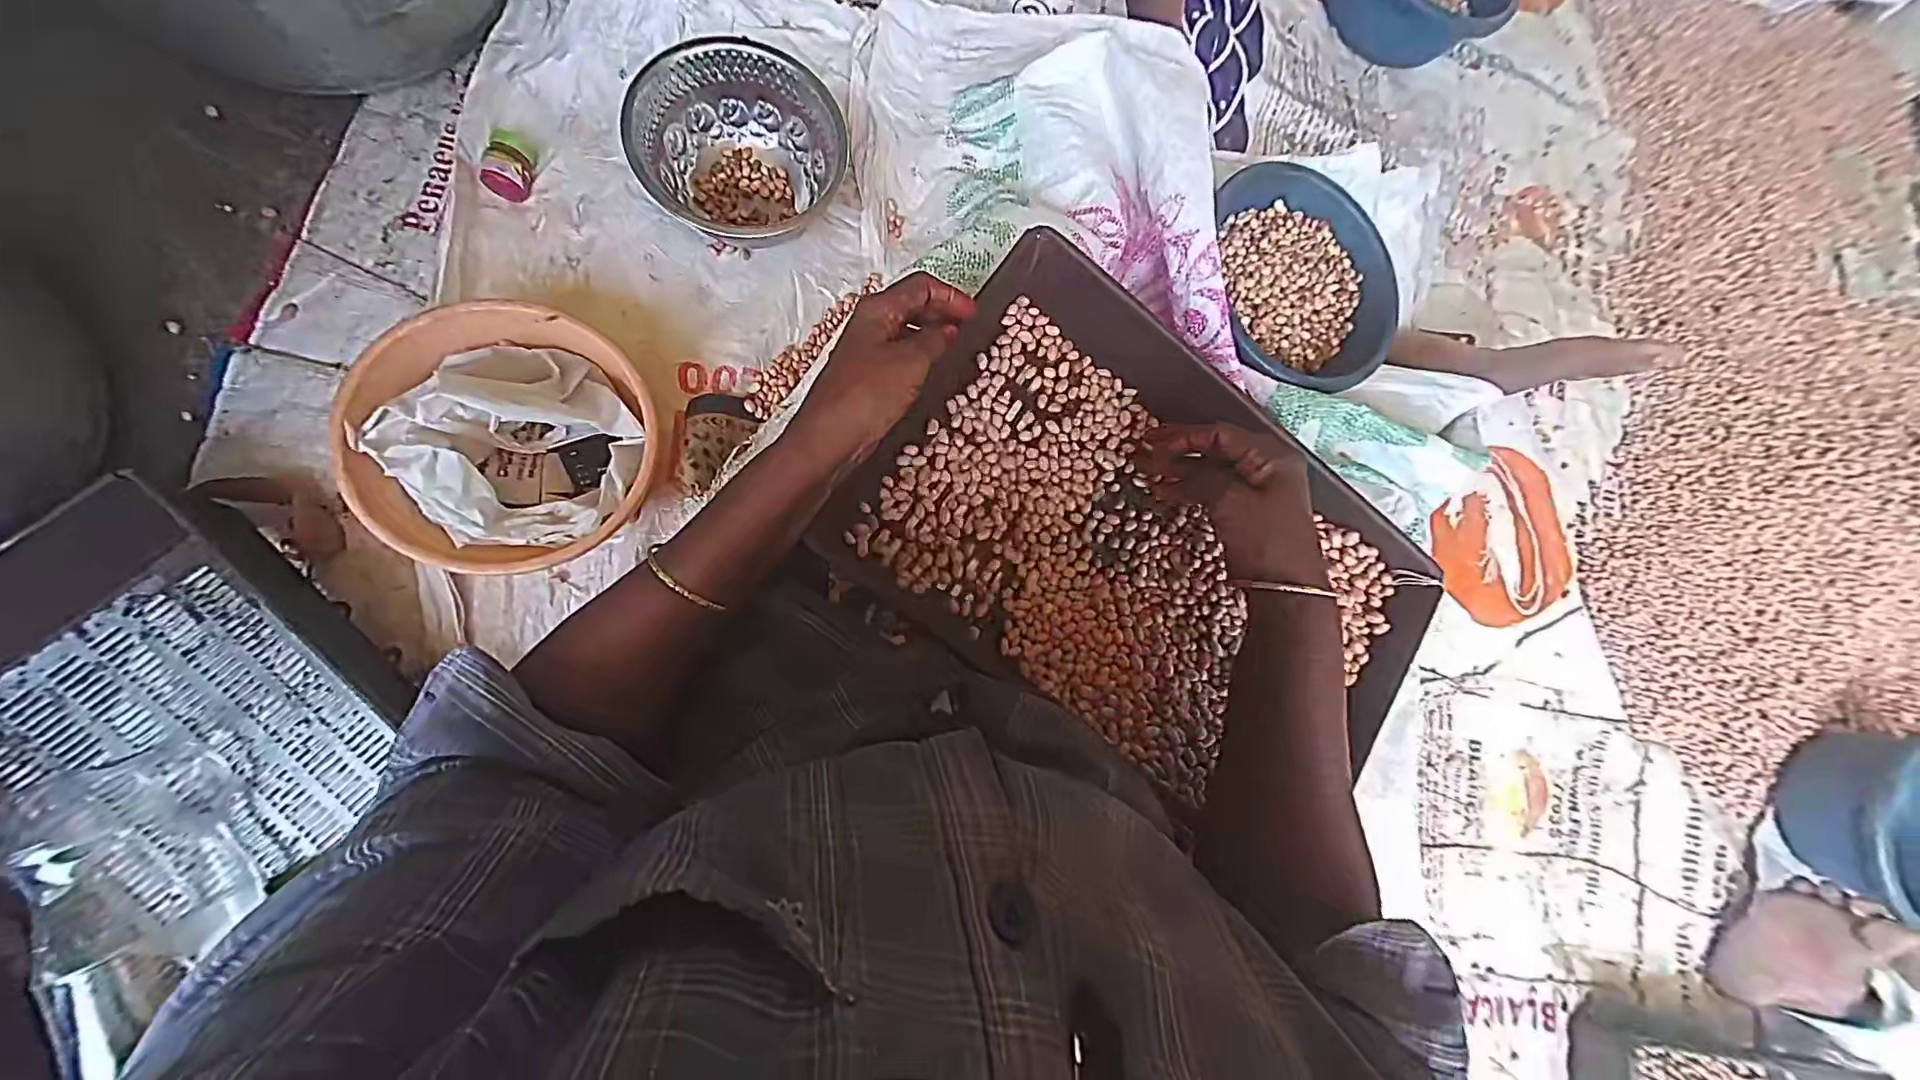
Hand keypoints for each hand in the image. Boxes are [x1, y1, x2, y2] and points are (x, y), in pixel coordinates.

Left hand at [788, 272, 975, 466]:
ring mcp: (867, 350)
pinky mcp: (868, 375)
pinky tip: (930, 368)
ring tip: (953, 345)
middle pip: (911, 304)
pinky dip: (919, 354)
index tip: (972, 311)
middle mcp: (869, 324)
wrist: (831, 434)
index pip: (920, 287)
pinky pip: (899, 354)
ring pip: (905, 330)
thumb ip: (934, 340)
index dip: (950, 295)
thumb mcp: (912, 361)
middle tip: (967, 325)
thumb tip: (947, 331)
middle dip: (942, 311)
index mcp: (877, 309)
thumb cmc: (866, 394)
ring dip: (931, 333)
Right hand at [1139, 422, 1326, 586]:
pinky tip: (1165, 490)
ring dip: (1180, 469)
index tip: (1154, 441)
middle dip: (1180, 449)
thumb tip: (1173, 464)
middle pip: (1216, 449)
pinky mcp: (1247, 510)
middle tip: (1147, 448)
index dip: (1184, 436)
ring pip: (1212, 470)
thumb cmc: (1264, 539)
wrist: (1284, 588)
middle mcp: (1266, 466)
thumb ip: (1202, 476)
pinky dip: (1189, 488)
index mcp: (1271, 455)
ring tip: (1150, 470)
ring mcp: (1257, 489)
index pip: (1221, 434)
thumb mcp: (1230, 501)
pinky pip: (1214, 489)